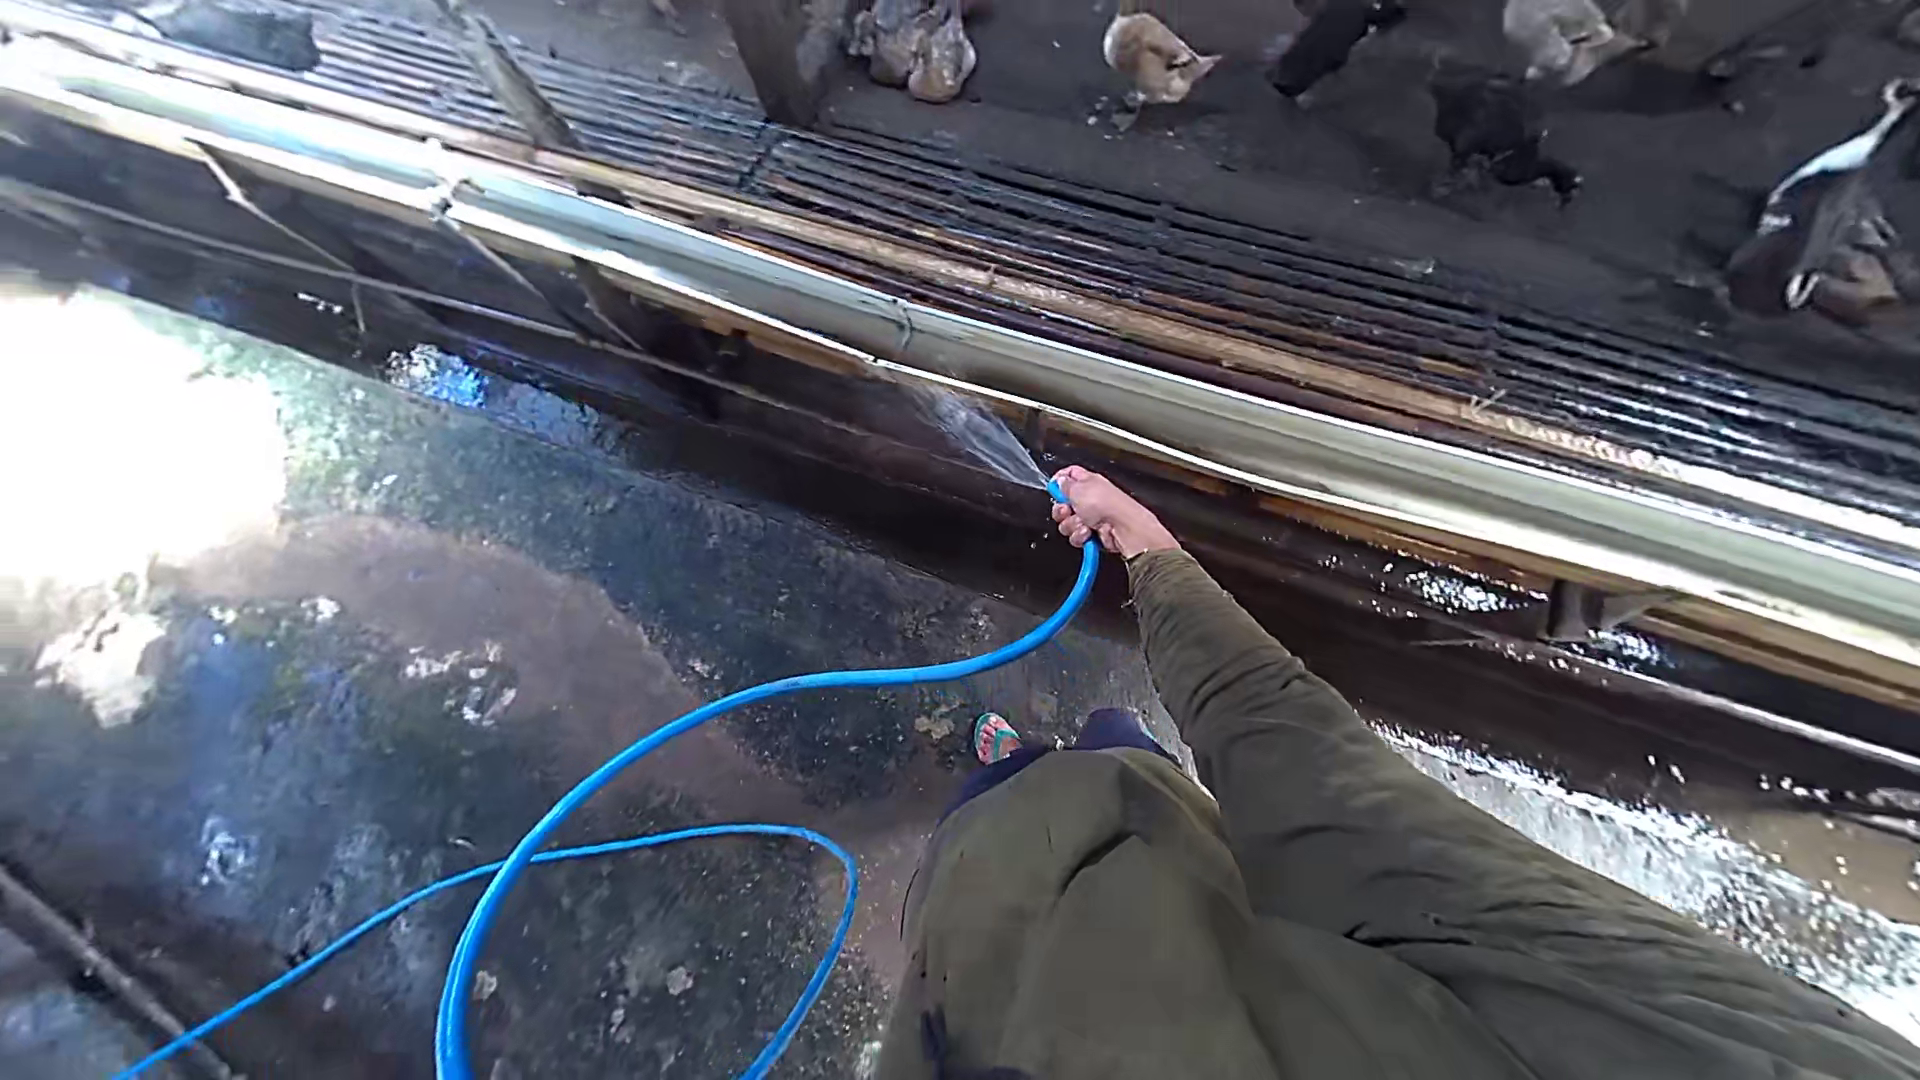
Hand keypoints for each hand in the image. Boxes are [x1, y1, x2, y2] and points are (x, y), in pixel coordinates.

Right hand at [1050, 466, 1180, 558]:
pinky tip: (1088, 533)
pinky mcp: (1092, 534)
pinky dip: (1080, 536)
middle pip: (1064, 503)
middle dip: (1061, 510)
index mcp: (1088, 482)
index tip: (1054, 489)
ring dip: (1071, 525)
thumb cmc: (1108, 505)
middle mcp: (1090, 499)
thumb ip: (1064, 484)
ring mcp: (1091, 517)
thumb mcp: (1078, 488)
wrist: (1123, 529)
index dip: (1058, 481)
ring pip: (1067, 522)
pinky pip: (1076, 536)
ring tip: (1083, 523)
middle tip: (1067, 510)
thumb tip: (1058, 481)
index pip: (1068, 475)